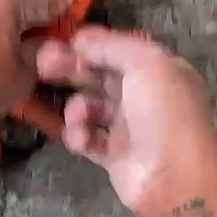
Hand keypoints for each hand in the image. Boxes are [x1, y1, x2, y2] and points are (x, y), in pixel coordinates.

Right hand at [35, 27, 216, 214]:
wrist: (174, 177)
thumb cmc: (164, 113)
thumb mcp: (146, 65)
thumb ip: (112, 46)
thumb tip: (81, 39)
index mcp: (158, 70)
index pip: (119, 49)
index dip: (91, 45)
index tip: (63, 42)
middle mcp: (144, 95)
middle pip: (99, 75)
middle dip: (71, 69)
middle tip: (42, 65)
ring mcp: (129, 126)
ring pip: (90, 106)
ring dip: (77, 109)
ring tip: (78, 117)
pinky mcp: (114, 154)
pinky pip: (87, 137)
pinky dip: (80, 136)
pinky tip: (82, 141)